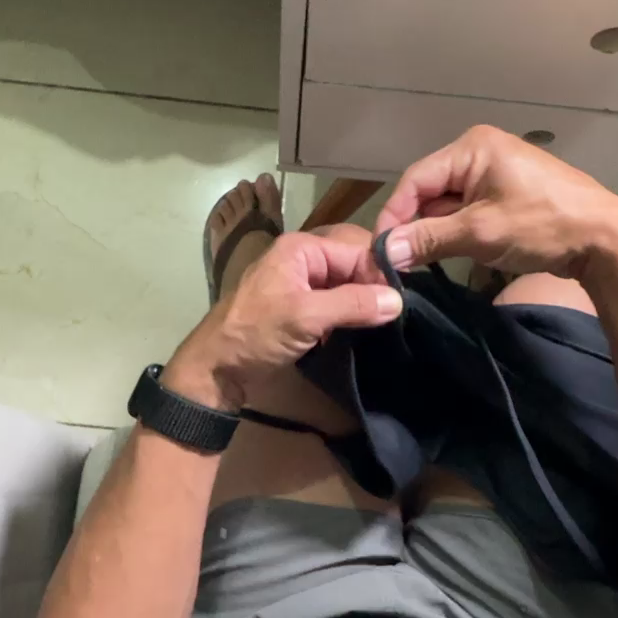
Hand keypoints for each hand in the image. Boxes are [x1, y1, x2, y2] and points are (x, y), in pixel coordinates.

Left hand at [163, 231, 400, 412]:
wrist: (217, 369)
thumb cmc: (255, 335)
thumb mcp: (306, 316)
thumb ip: (352, 304)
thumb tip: (398, 300)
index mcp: (301, 248)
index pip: (356, 247)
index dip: (379, 271)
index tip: (400, 301)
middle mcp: (303, 259)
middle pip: (352, 262)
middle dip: (373, 284)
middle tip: (393, 312)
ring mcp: (301, 284)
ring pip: (345, 284)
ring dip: (363, 301)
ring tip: (384, 322)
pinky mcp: (301, 309)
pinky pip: (335, 303)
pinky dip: (350, 314)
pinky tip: (363, 329)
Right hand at [374, 125, 617, 281]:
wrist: (602, 239)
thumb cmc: (542, 225)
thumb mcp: (480, 233)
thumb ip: (428, 240)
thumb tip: (384, 252)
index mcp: (472, 148)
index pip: (414, 180)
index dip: (393, 216)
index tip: (380, 252)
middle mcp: (478, 154)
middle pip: (427, 193)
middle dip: (412, 227)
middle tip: (396, 264)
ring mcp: (491, 176)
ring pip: (444, 207)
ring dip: (432, 235)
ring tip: (417, 265)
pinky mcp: (501, 198)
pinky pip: (463, 215)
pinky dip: (451, 236)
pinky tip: (444, 257)